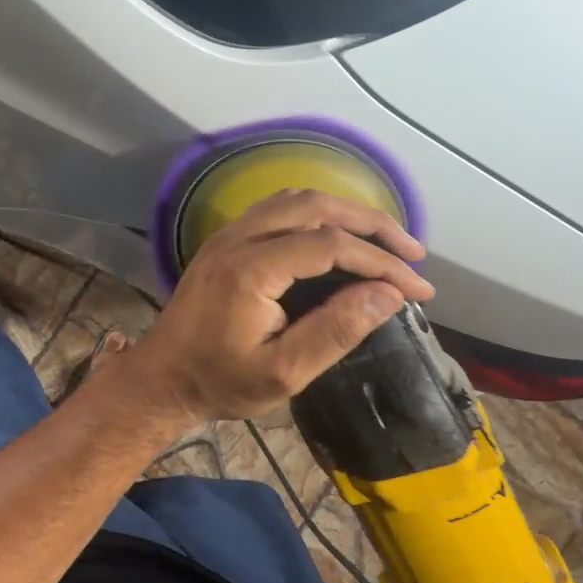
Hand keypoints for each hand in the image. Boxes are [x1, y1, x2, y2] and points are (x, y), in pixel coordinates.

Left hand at [121, 190, 434, 427]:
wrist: (163, 375)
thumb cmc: (220, 380)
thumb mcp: (284, 371)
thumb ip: (335, 330)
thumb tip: (388, 294)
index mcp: (250, 270)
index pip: (329, 244)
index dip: (380, 261)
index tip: (419, 289)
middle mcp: (236, 240)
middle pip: (312, 206)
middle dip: (369, 222)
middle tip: (412, 253)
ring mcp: (226, 236)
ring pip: (292, 202)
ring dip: (342, 213)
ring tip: (383, 243)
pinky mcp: (224, 242)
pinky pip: (274, 211)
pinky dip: (314, 216)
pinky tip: (337, 239)